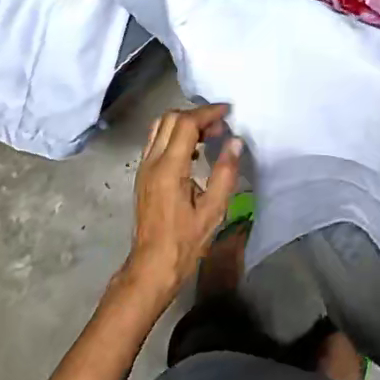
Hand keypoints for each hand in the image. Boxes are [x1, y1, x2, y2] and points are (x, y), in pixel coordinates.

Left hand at [117, 104, 241, 297]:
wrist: (152, 267)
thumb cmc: (185, 241)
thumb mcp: (214, 209)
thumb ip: (225, 172)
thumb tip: (236, 141)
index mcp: (169, 169)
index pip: (186, 123)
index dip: (208, 113)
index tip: (229, 113)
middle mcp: (152, 163)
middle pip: (170, 119)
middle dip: (197, 115)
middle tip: (220, 126)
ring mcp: (144, 169)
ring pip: (160, 127)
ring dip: (185, 123)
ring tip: (209, 135)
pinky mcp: (143, 176)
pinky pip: (156, 142)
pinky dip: (176, 135)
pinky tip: (195, 151)